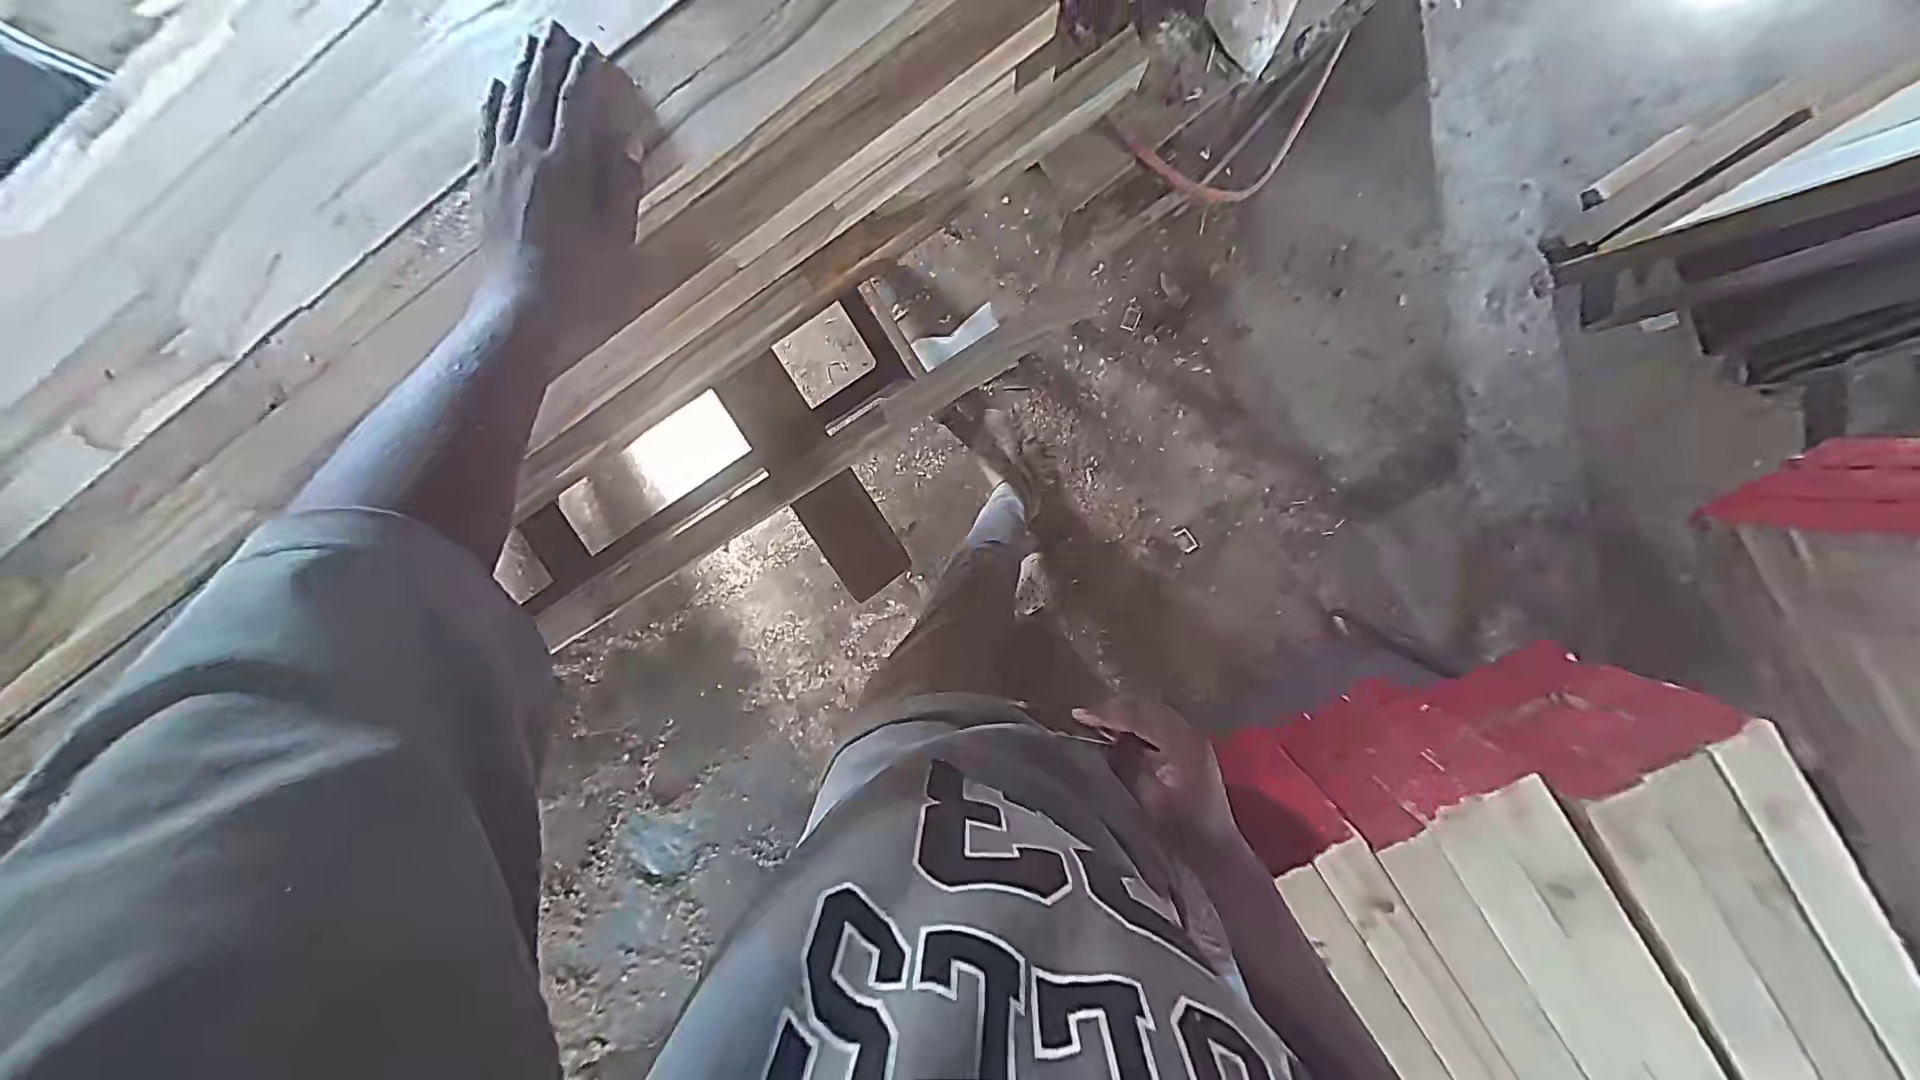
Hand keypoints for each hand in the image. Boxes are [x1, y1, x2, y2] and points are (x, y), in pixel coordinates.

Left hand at [474, 24, 646, 366]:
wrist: (522, 304)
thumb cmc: (582, 280)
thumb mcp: (617, 239)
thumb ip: (621, 190)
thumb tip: (626, 147)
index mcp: (567, 167)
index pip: (577, 107)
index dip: (586, 77)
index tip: (596, 53)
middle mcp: (529, 154)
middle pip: (539, 93)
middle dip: (550, 59)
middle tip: (559, 29)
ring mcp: (501, 165)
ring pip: (510, 103)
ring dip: (522, 71)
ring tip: (531, 44)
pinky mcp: (486, 182)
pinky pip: (488, 128)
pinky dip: (493, 103)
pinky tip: (496, 87)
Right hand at [1074, 698, 1241, 848]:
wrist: (1215, 852)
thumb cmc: (1180, 832)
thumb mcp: (1146, 799)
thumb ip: (1125, 763)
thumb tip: (1104, 739)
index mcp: (1183, 742)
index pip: (1139, 715)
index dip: (1106, 712)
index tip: (1079, 715)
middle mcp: (1192, 732)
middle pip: (1147, 705)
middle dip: (1114, 708)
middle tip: (1085, 715)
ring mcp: (1195, 736)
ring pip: (1154, 709)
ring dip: (1126, 713)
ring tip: (1099, 721)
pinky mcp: (1193, 745)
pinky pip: (1161, 720)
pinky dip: (1138, 721)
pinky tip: (1121, 731)